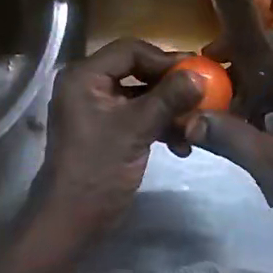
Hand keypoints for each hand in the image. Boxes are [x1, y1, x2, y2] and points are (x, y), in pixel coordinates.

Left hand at [32, 39, 198, 240]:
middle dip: (169, 86)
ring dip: (167, 109)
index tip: (197, 71)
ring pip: (139, 95)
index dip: (164, 59)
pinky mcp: (104, 129)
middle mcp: (86, 84)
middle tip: (201, 93)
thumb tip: (200, 74)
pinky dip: (157, 124)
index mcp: (84, 76)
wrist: (71, 221)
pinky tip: (181, 144)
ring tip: (193, 125)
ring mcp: (95, 108)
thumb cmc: (98, 169)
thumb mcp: (136, 129)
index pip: (130, 51)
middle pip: (135, 70)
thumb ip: (168, 98)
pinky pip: (135, 115)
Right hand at [184, 32, 272, 262]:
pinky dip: (271, 114)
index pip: (272, 41)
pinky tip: (254, 139)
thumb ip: (227, 136)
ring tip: (226, 119)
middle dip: (240, 75)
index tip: (208, 59)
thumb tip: (189, 119)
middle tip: (211, 94)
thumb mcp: (269, 164)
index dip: (237, 42)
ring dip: (254, 98)